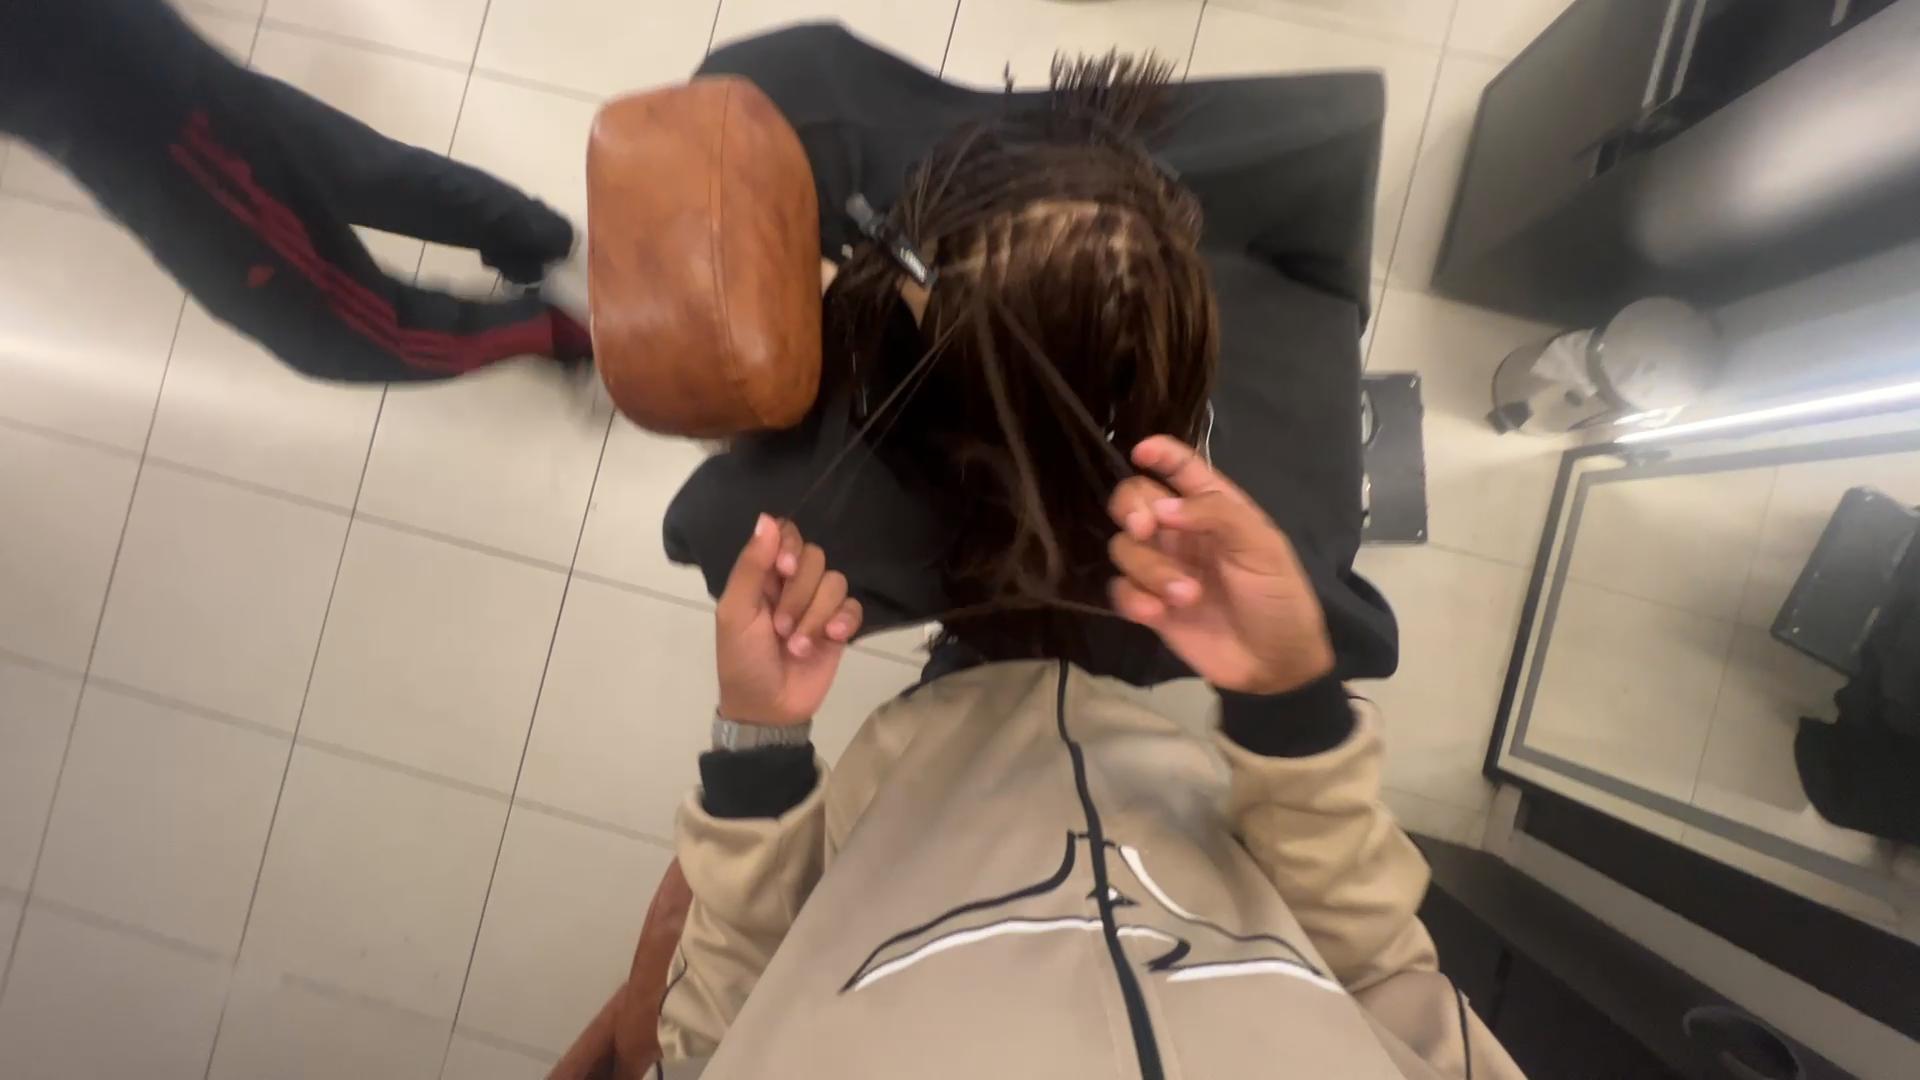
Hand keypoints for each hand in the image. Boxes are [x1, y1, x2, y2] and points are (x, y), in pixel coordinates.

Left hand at [715, 515, 864, 725]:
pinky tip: (831, 638)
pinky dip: (843, 620)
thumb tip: (767, 518)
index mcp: (764, 576)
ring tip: (798, 644)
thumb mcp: (736, 612)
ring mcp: (819, 605)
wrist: (768, 708)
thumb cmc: (743, 659)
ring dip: (815, 615)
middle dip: (799, 593)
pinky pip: (854, 606)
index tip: (782, 570)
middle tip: (780, 625)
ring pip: (835, 581)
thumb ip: (752, 566)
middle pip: (814, 557)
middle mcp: (793, 584)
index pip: (786, 534)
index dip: (790, 546)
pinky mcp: (841, 626)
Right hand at [1107, 436, 1333, 694]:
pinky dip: (1134, 598)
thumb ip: (1215, 514)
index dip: (1160, 453)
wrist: (1273, 665)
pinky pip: (1120, 588)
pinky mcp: (1147, 603)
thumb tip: (1161, 506)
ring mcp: (1160, 567)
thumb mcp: (1262, 547)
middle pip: (1134, 499)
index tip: (1141, 452)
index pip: (1180, 468)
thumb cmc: (1278, 597)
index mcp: (1213, 507)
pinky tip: (1158, 615)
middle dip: (1132, 508)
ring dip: (1149, 569)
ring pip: (1124, 546)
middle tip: (1146, 530)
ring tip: (1185, 596)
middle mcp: (1180, 531)